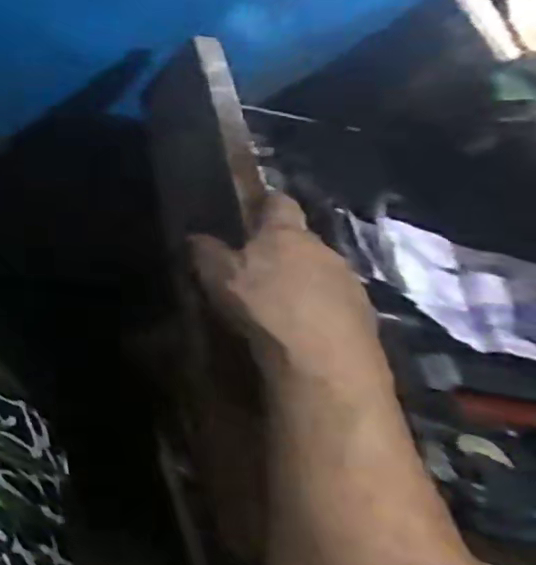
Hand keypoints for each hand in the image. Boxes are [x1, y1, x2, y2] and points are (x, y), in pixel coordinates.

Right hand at [190, 192, 385, 386]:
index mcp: (287, 234)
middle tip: (249, 261)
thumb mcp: (215, 273)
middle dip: (277, 247)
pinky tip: (294, 320)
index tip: (249, 205)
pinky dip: (313, 303)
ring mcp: (351, 284)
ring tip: (271, 295)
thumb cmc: (264, 305)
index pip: (280, 202)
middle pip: (299, 240)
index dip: (265, 201)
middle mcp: (325, 251)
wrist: (326, 363)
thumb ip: (205, 249)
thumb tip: (199, 236)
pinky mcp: (365, 316)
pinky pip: (331, 299)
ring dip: (297, 276)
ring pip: (317, 270)